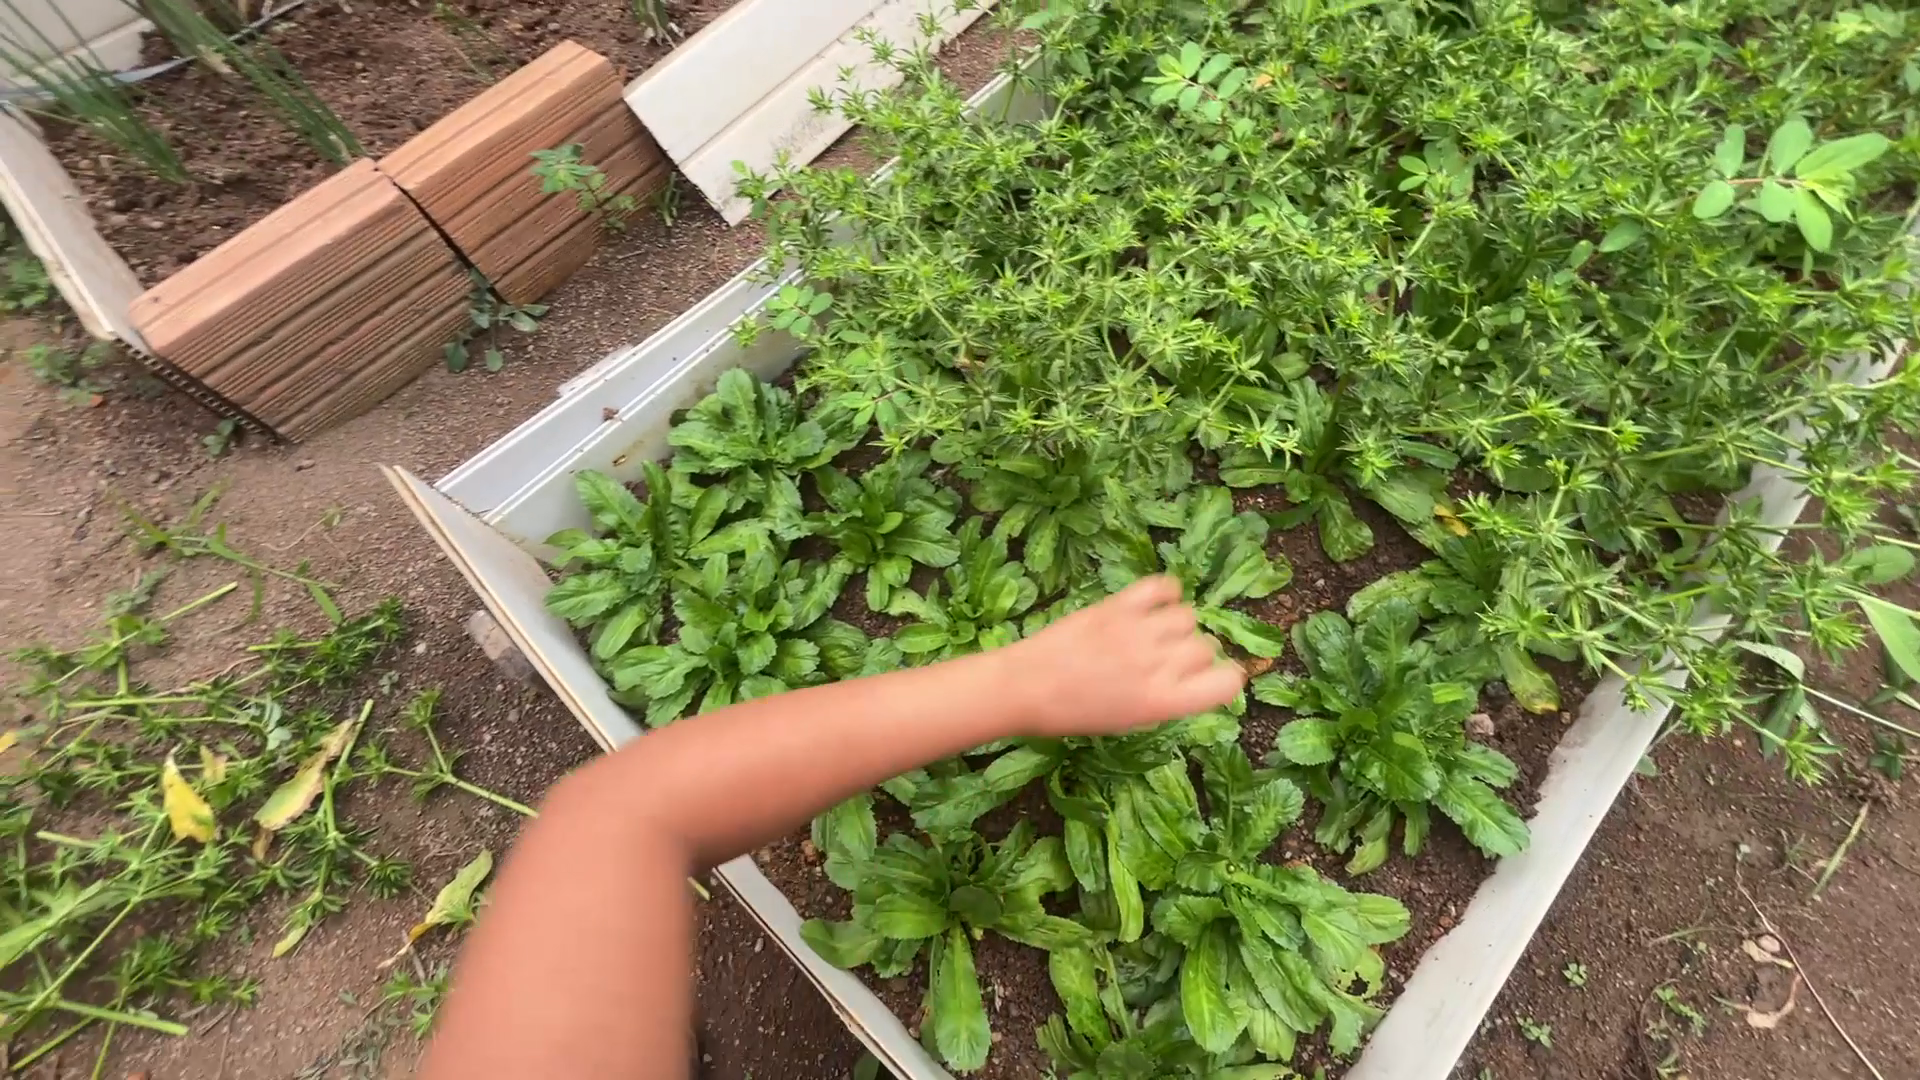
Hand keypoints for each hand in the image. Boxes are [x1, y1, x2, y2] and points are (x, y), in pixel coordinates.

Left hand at [998, 576, 1245, 737]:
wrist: (1025, 686)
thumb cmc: (1072, 713)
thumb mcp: (1128, 720)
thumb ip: (1166, 699)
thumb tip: (1191, 678)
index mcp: (1164, 702)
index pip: (1226, 682)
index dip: (1225, 678)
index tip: (1213, 677)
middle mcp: (1158, 665)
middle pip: (1205, 647)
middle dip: (1194, 654)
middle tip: (1168, 660)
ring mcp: (1138, 631)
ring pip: (1188, 616)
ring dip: (1178, 625)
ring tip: (1156, 632)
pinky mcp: (1118, 606)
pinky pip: (1161, 587)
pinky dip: (1166, 592)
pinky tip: (1156, 603)